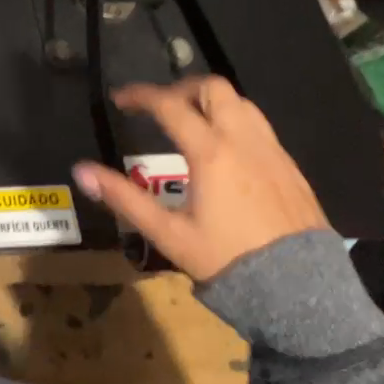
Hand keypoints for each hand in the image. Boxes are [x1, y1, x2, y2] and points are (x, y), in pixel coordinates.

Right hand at [74, 78, 329, 282]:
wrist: (303, 294)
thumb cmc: (229, 260)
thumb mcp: (169, 234)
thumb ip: (124, 198)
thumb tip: (80, 171)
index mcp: (211, 151)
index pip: (169, 104)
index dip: (139, 95)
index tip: (119, 99)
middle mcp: (244, 141)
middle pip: (213, 88)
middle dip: (182, 89)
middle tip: (161, 107)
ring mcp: (272, 153)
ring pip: (242, 103)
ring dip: (213, 103)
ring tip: (193, 123)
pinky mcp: (292, 169)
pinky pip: (261, 128)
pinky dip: (236, 123)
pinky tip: (227, 152)